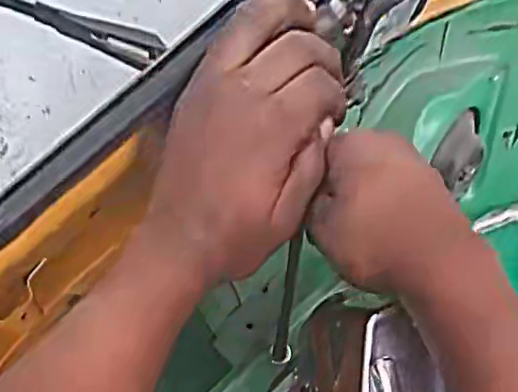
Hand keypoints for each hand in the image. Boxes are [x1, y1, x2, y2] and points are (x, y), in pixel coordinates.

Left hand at [138, 0, 345, 288]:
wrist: (180, 242)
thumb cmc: (230, 239)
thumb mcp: (285, 220)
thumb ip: (312, 169)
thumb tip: (324, 130)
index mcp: (273, 128)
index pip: (321, 82)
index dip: (337, 94)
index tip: (336, 113)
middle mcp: (245, 93)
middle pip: (300, 45)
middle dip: (325, 58)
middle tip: (330, 80)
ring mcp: (217, 83)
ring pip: (261, 20)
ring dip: (291, 16)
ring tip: (308, 23)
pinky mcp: (198, 86)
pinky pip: (229, 34)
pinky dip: (254, 22)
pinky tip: (269, 31)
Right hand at [307, 130, 479, 296]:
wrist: (438, 260)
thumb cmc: (372, 242)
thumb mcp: (322, 231)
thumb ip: (310, 206)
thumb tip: (316, 197)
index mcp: (349, 141)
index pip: (316, 154)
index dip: (309, 184)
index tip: (309, 211)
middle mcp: (382, 137)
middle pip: (348, 163)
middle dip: (340, 188)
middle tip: (334, 224)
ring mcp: (411, 157)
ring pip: (374, 176)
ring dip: (366, 199)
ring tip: (362, 231)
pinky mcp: (431, 181)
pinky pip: (397, 191)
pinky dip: (389, 207)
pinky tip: (387, 230)